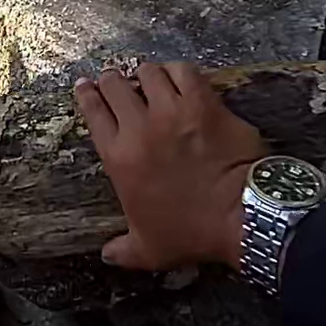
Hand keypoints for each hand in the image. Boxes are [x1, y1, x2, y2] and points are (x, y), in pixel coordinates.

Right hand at [74, 62, 267, 270]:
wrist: (239, 216)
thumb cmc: (191, 232)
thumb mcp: (148, 249)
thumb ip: (122, 250)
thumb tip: (106, 255)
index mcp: (118, 157)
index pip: (93, 113)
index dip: (86, 94)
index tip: (85, 85)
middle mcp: (138, 127)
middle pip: (114, 85)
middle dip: (112, 79)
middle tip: (116, 80)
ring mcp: (171, 110)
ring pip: (147, 72)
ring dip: (145, 74)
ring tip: (149, 78)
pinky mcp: (202, 102)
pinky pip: (183, 71)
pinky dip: (177, 71)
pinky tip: (177, 76)